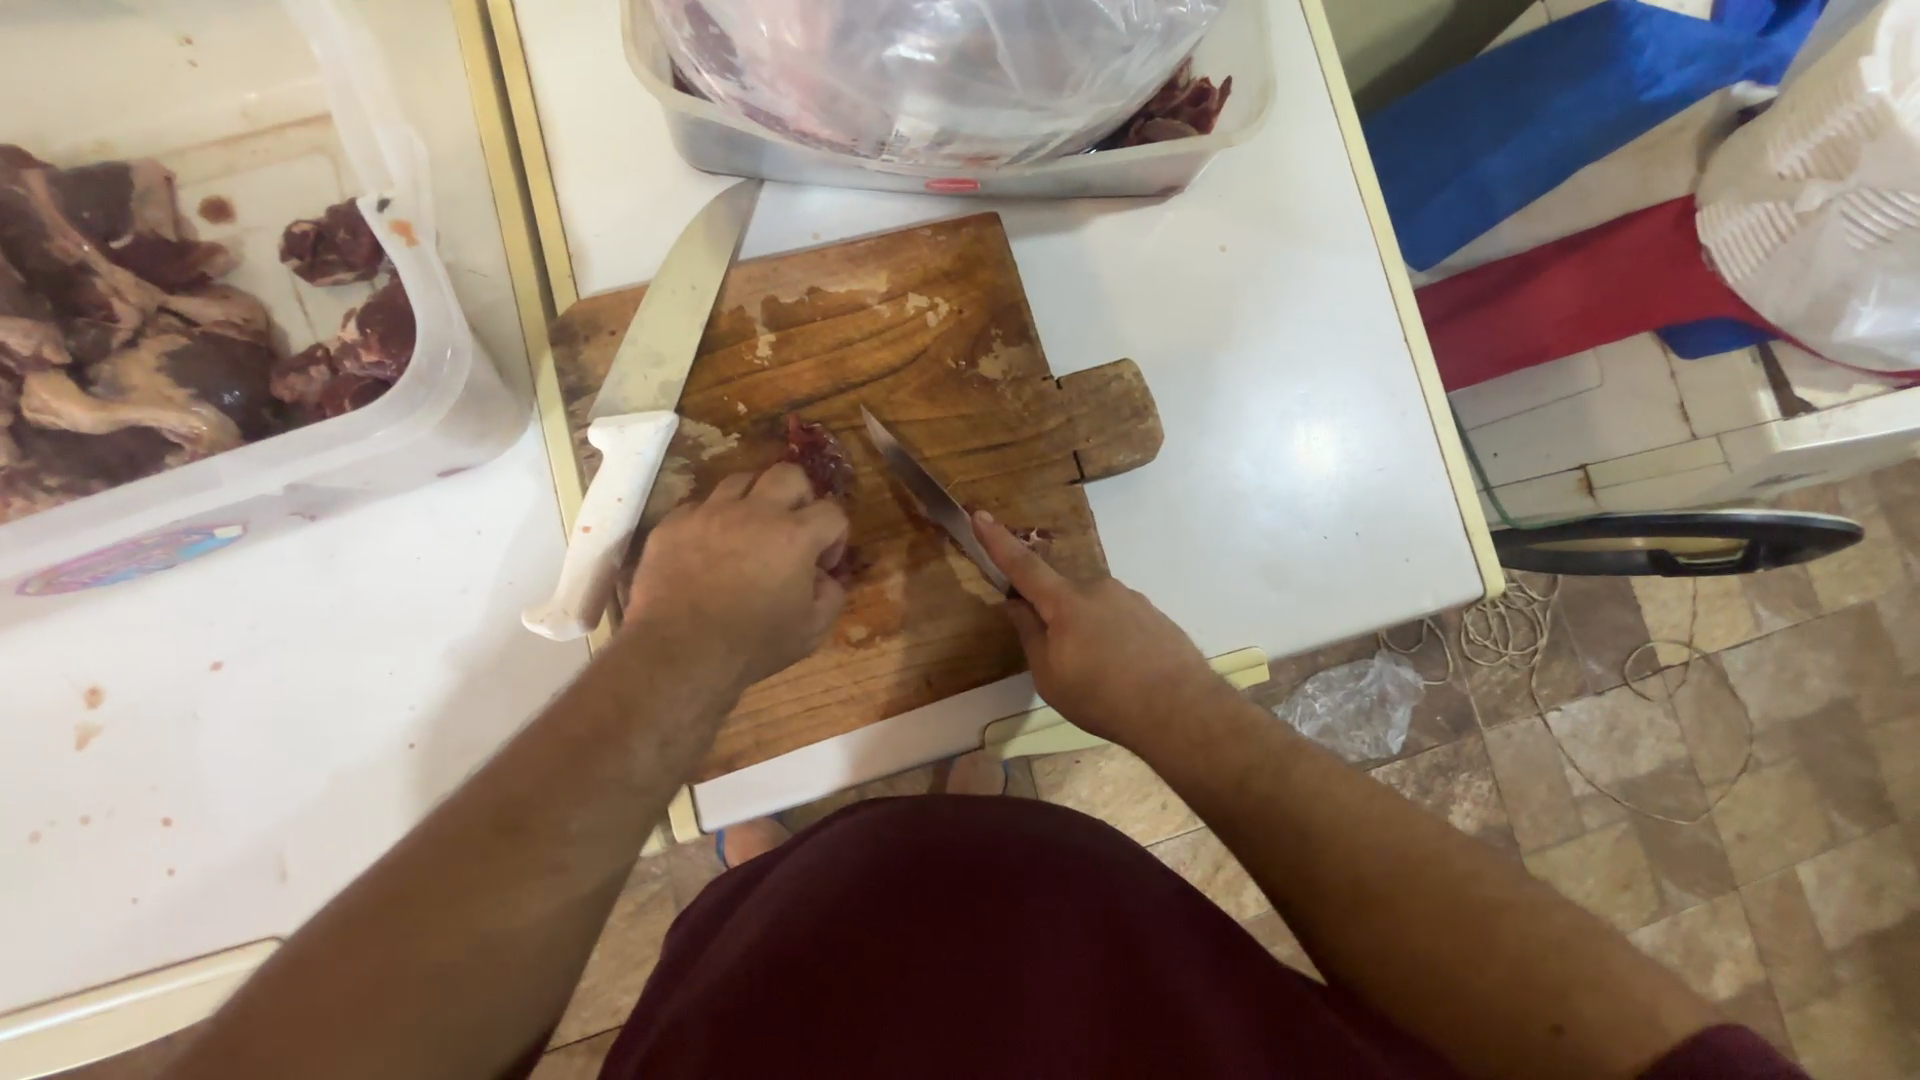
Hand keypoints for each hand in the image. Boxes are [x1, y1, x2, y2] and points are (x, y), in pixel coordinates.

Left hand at [626, 464, 848, 690]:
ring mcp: (709, 513)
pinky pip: (699, 506)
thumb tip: (824, 577)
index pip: (832, 511)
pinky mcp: (673, 524)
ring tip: (750, 531)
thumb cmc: (753, 645)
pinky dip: (712, 521)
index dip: (835, 535)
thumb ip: (832, 595)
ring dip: (754, 501)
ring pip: (740, 480)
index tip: (823, 564)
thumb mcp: (812, 630)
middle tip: (793, 529)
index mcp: (795, 535)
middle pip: (788, 474)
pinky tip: (710, 549)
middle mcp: (754, 512)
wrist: (679, 653)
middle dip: (800, 497)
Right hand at [973, 511, 1232, 749]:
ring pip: (1095, 610)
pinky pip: (1122, 622)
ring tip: (1103, 678)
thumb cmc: (1102, 696)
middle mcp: (1099, 589)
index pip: (1024, 566)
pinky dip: (1116, 642)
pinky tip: (1127, 674)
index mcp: (1066, 602)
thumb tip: (1016, 603)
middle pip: (1063, 596)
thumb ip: (1030, 634)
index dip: (998, 542)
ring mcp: (1132, 599)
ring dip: (1089, 634)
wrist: (1180, 709)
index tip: (980, 515)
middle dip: (1056, 621)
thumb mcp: (1049, 676)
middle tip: (1066, 664)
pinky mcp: (1156, 616)